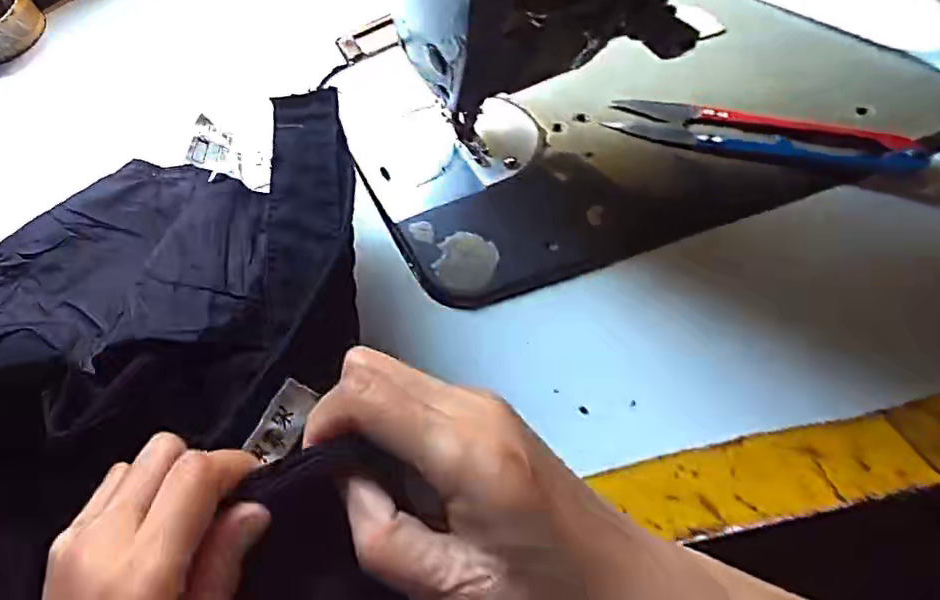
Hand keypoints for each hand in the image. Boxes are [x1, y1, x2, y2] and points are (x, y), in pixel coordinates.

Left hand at [44, 432, 270, 599]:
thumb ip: (222, 565)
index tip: (255, 481)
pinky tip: (149, 534)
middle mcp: (101, 541)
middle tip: (220, 507)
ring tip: (183, 523)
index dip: (234, 464)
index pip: (194, 471)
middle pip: (164, 450)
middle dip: (200, 467)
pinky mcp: (58, 547)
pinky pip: (109, 488)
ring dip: (167, 478)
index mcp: (140, 571)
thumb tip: (253, 508)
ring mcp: (73, 540)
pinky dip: (138, 493)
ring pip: (136, 462)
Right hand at [304, 347, 800, 599]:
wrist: (624, 582)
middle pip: (369, 363)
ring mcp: (481, 397)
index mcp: (464, 448)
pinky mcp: (485, 405)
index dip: (322, 420)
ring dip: (366, 411)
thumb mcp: (455, 587)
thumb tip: (348, 481)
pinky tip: (412, 471)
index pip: (364, 390)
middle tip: (344, 473)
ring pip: (390, 369)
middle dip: (340, 410)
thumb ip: (382, 534)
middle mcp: (470, 402)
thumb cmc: (546, 594)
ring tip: (380, 479)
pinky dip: (392, 414)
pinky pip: (414, 388)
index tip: (314, 466)